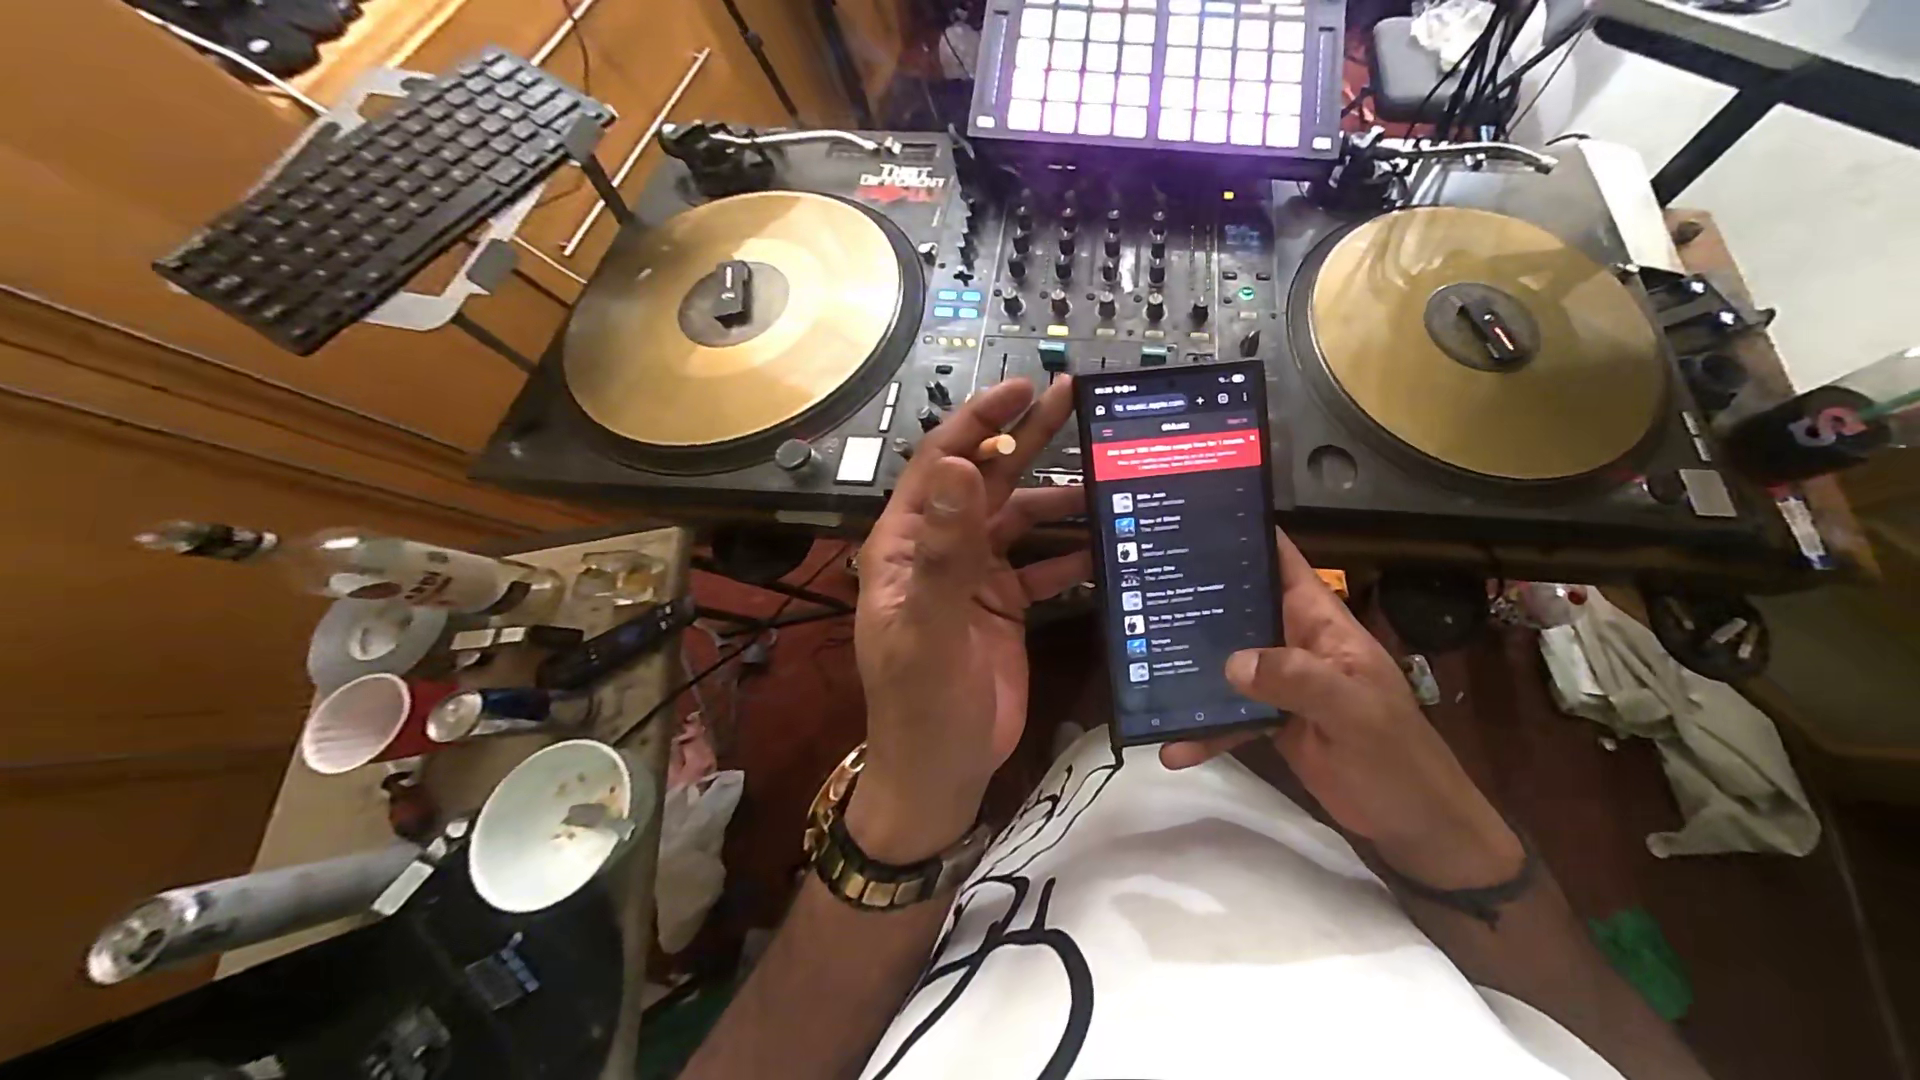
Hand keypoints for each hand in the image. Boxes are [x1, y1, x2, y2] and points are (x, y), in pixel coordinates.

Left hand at [847, 378, 1091, 863]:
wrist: (940, 772)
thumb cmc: (923, 703)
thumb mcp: (930, 626)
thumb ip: (943, 549)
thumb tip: (955, 464)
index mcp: (906, 544)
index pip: (940, 464)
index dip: (979, 423)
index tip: (1022, 389)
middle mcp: (940, 551)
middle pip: (984, 481)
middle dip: (1024, 439)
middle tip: (1069, 399)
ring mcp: (974, 579)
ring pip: (1018, 521)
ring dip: (1058, 498)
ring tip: (1107, 475)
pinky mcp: (1004, 607)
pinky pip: (1042, 567)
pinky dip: (1072, 553)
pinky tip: (1108, 543)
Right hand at [1161, 529, 1522, 888]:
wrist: (1413, 825)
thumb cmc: (1397, 758)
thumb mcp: (1355, 712)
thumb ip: (1299, 679)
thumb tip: (1231, 662)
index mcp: (1321, 624)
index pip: (1284, 565)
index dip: (1248, 535)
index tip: (1197, 517)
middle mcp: (1293, 643)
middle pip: (1240, 607)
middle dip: (1198, 594)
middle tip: (1145, 582)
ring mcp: (1278, 682)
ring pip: (1225, 659)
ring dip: (1189, 663)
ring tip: (1141, 661)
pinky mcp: (1267, 718)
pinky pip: (1225, 714)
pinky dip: (1201, 728)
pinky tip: (1173, 746)